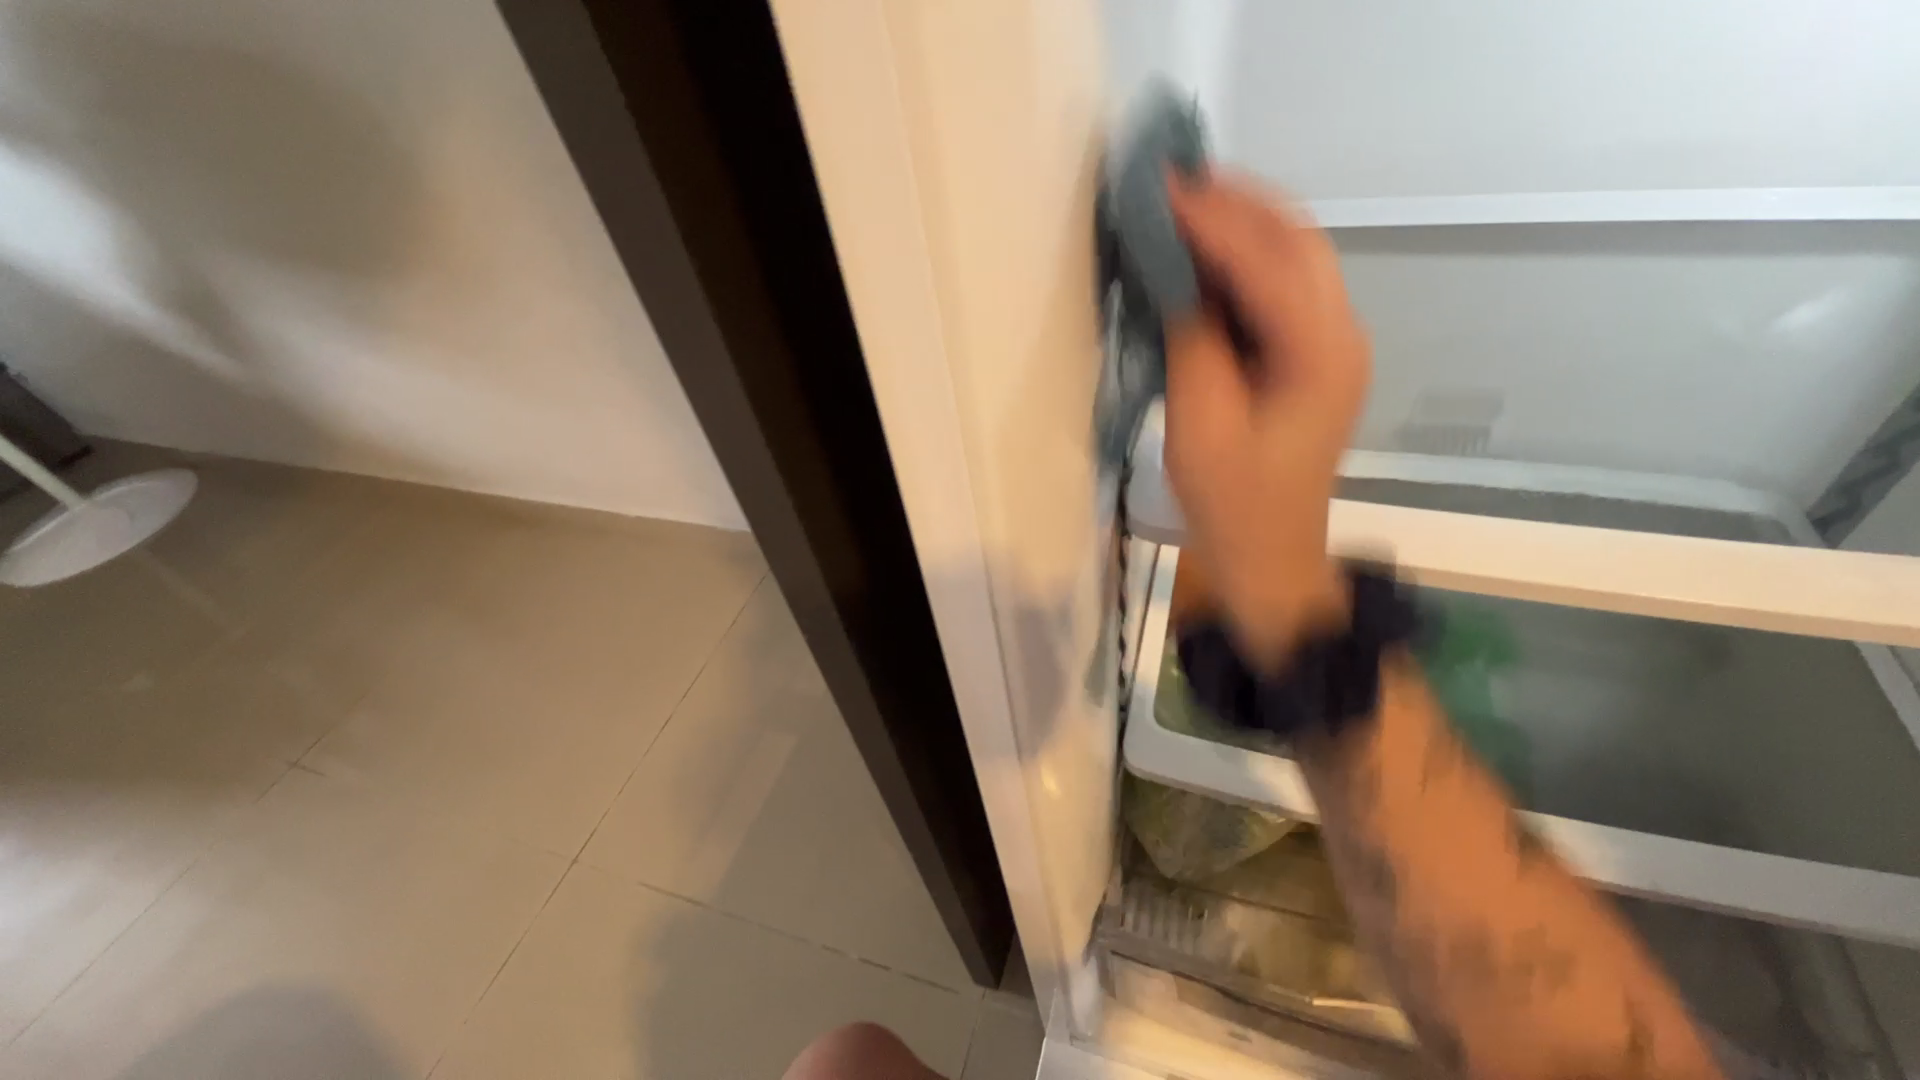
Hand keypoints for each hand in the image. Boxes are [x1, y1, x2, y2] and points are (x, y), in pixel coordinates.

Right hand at [1163, 171, 1370, 667]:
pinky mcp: (1314, 354)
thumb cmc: (1232, 502)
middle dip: (1236, 201)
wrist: (1270, 555)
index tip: (1160, 184)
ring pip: (1295, 255)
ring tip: (1183, 202)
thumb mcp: (1200, 422)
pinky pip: (1284, 285)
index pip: (1267, 261)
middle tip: (1172, 179)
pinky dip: (1245, 258)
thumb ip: (1193, 336)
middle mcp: (1341, 333)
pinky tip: (1204, 250)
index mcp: (1320, 353)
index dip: (1212, 218)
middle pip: (1296, 240)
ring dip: (1243, 223)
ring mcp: (1334, 342)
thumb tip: (1175, 270)